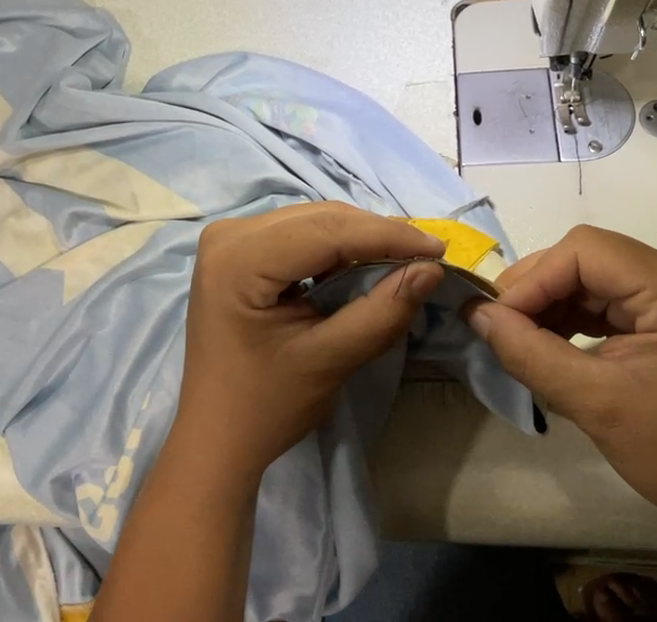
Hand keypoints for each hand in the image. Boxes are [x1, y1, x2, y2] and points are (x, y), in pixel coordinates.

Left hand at [179, 202, 444, 478]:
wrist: (216, 437)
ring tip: (405, 259)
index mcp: (238, 259)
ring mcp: (230, 238)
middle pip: (320, 219)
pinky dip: (337, 247)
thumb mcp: (329, 361)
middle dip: (377, 234)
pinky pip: (300, 233)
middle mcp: (230, 234)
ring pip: (314, 221)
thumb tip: (431, 270)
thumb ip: (381, 312)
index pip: (326, 230)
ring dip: (360, 238)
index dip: (387, 235)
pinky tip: (366, 263)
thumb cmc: (266, 406)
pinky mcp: (239, 249)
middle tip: (428, 256)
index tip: (440, 250)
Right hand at [467, 225, 656, 533]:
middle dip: (539, 289)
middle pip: (590, 257)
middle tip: (497, 325)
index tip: (495, 317)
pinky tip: (547, 338)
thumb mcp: (594, 403)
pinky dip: (575, 314)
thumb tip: (475, 314)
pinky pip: (611, 295)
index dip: (534, 278)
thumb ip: (529, 352)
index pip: (586, 251)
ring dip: (552, 302)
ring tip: (516, 335)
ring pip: (595, 275)